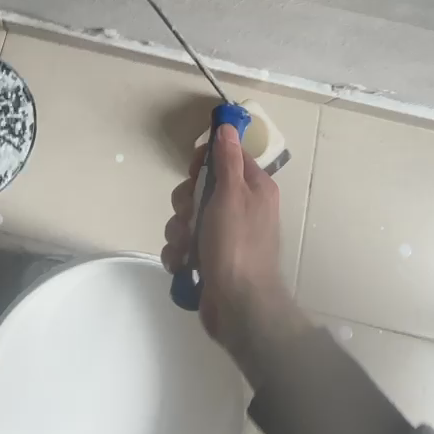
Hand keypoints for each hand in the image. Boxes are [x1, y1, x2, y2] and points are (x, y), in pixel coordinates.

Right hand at [161, 122, 309, 382]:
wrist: (238, 307)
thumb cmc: (237, 245)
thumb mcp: (231, 194)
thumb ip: (227, 160)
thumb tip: (227, 126)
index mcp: (253, 189)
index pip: (226, 158)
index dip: (206, 162)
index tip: (195, 171)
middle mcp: (240, 209)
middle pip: (199, 188)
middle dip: (186, 202)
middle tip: (192, 215)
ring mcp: (223, 236)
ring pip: (186, 217)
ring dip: (180, 231)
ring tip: (188, 247)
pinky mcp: (208, 259)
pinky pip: (182, 244)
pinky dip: (179, 253)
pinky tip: (184, 263)